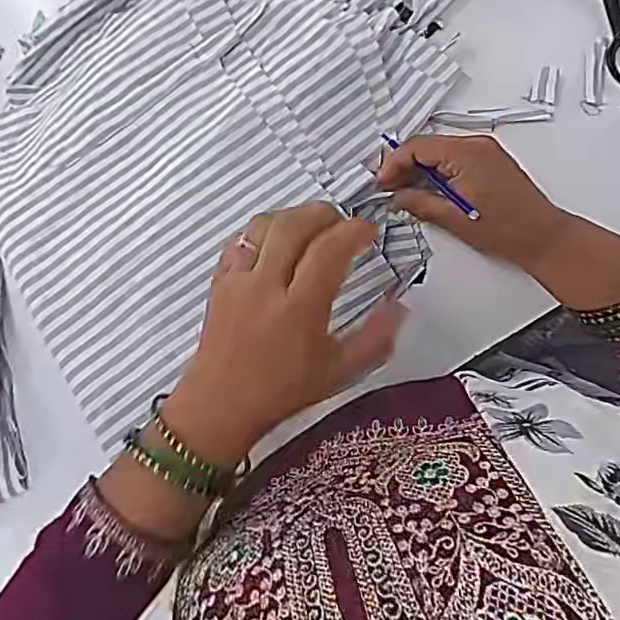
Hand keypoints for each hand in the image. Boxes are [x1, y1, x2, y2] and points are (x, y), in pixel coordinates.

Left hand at [163, 203, 406, 468]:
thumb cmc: (279, 392)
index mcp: (299, 310)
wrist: (221, 406)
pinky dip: (262, 231)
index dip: (354, 231)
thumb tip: (401, 308)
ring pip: (263, 226)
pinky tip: (275, 240)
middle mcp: (266, 288)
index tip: (369, 230)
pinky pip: (240, 240)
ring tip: (311, 225)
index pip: (329, 250)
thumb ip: (375, 339)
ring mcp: (238, 282)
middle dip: (324, 214)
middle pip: (294, 226)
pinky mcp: (219, 282)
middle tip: (342, 222)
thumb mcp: (338, 372)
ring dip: (292, 216)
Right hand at [376, 133, 619, 310]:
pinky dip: (437, 173)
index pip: (416, 147)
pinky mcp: (488, 161)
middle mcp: (477, 145)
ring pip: (438, 153)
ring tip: (407, 194)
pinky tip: (429, 192)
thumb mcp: (453, 219)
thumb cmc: (510, 229)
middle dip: (404, 167)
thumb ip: (418, 202)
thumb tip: (398, 196)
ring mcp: (484, 151)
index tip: (382, 182)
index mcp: (467, 154)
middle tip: (389, 189)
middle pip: (426, 147)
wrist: (543, 237)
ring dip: (420, 171)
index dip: (393, 164)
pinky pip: (453, 159)